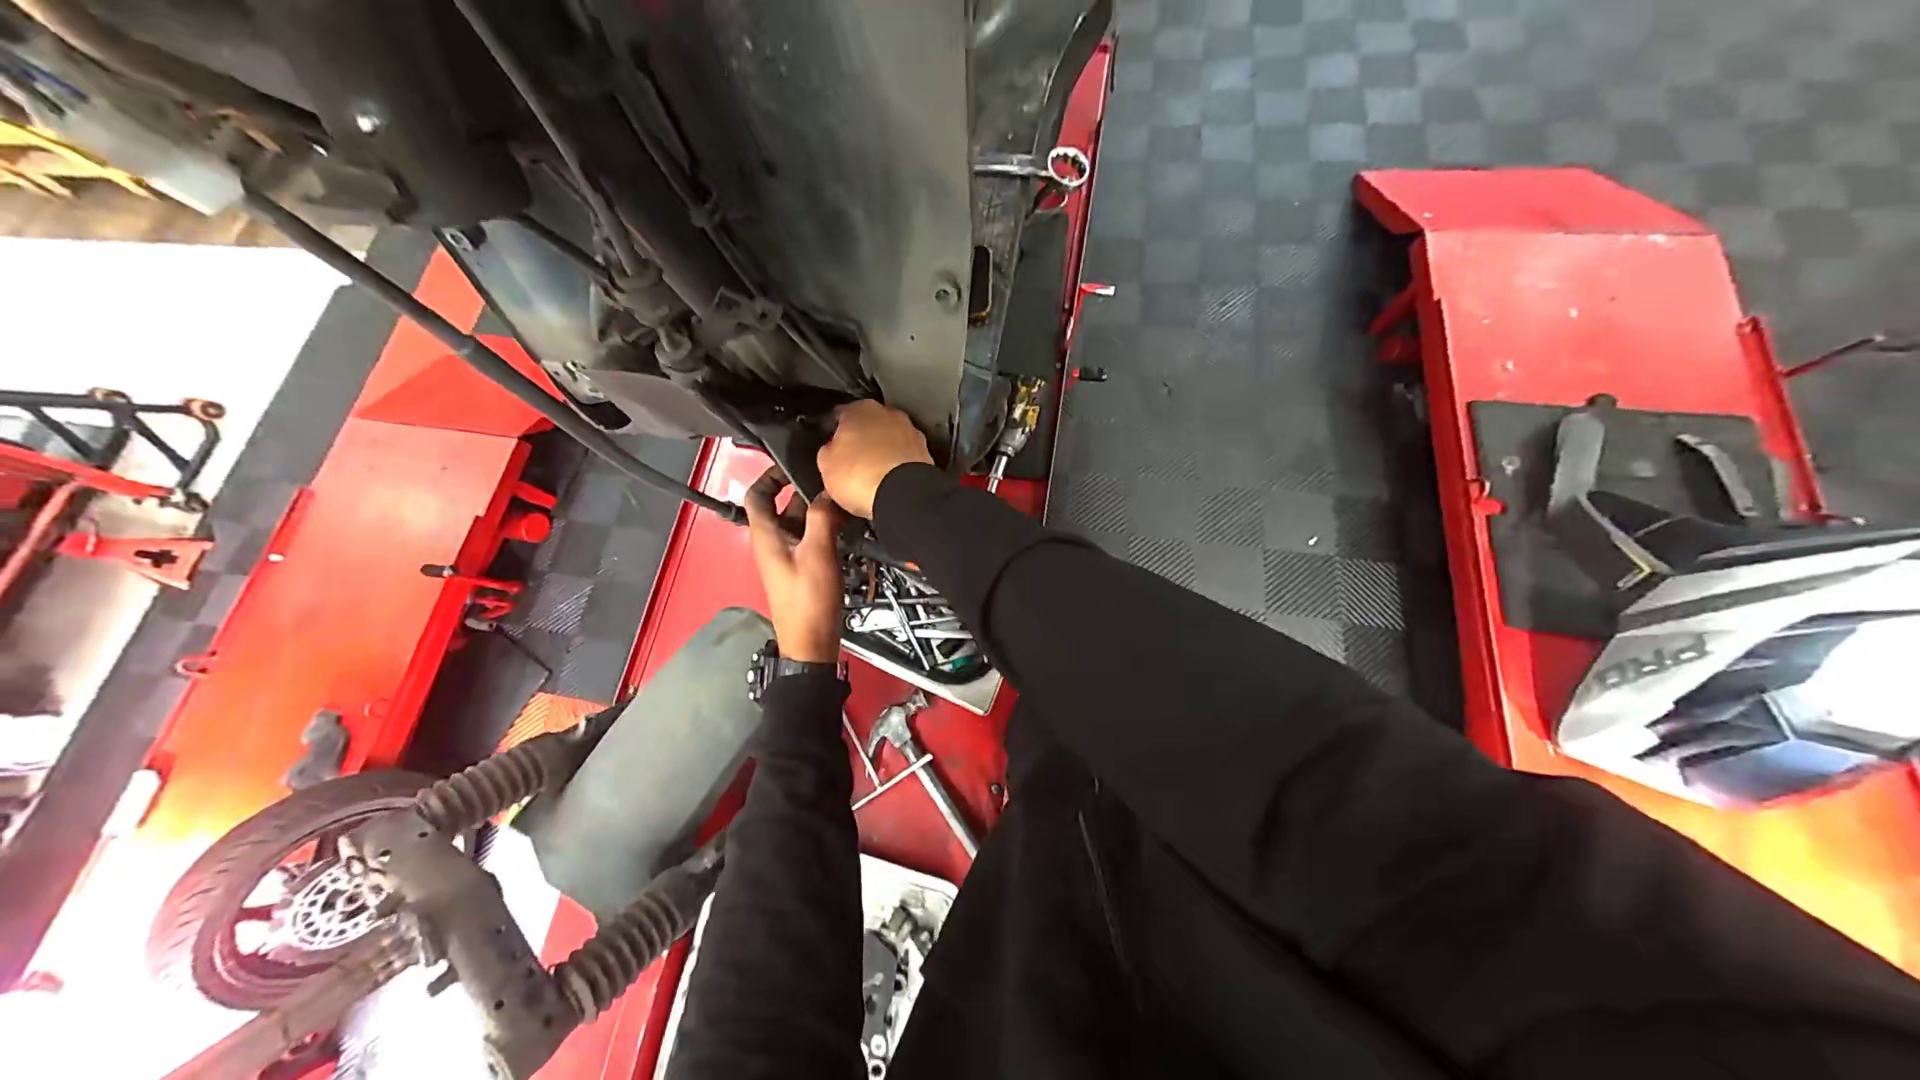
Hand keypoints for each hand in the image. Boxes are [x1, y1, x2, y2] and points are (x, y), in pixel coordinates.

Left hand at [745, 466, 844, 662]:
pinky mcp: (803, 565)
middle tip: (831, 478)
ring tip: (843, 497)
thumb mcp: (818, 553)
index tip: (795, 462)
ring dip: (818, 509)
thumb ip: (822, 518)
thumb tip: (828, 491)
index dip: (771, 474)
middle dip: (804, 489)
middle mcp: (773, 541)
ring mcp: (789, 554)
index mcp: (765, 536)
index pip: (757, 494)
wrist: (811, 642)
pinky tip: (846, 523)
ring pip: (800, 521)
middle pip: (782, 504)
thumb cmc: (808, 600)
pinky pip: (811, 536)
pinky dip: (825, 526)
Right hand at [816, 400, 933, 518]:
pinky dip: (897, 465)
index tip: (830, 446)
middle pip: (868, 425)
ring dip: (882, 452)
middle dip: (861, 441)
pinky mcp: (925, 453)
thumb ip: (827, 450)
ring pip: (889, 440)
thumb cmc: (861, 475)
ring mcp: (910, 432)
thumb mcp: (825, 464)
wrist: (903, 495)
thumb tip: (831, 450)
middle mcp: (888, 413)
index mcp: (859, 409)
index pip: (840, 415)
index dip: (833, 432)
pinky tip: (889, 481)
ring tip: (871, 476)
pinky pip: (904, 457)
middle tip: (851, 463)